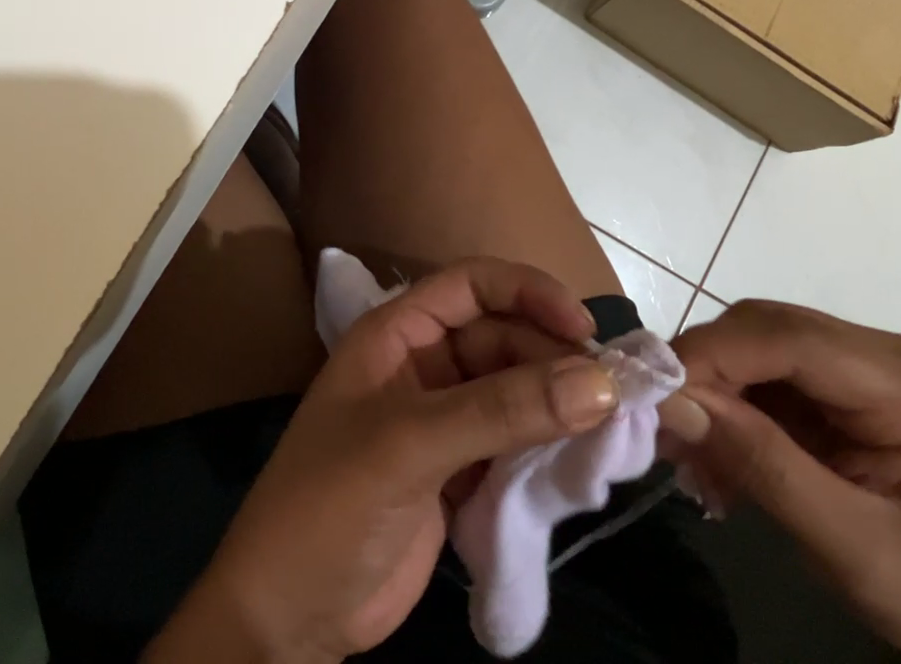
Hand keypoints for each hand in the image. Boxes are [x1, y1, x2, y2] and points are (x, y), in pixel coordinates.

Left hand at [144, 259, 620, 663]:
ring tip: (609, 429)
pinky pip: (516, 439)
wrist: (291, 615)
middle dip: (554, 359)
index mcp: (395, 337)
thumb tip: (600, 381)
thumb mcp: (407, 446)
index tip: (583, 330)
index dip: (528, 293)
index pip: (471, 286)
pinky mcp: (460, 471)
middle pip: (505, 339)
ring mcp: (443, 421)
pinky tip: (581, 460)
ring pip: (516, 390)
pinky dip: (549, 445)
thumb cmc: (329, 507)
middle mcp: (423, 368)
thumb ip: (500, 410)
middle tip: (610, 397)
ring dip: (559, 404)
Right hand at [661, 301, 900, 663]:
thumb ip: (765, 465)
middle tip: (660, 427)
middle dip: (705, 369)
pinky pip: (760, 368)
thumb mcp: (846, 544)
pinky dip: (724, 402)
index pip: (797, 342)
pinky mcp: (839, 378)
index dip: (717, 354)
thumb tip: (676, 402)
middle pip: (771, 329)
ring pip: (755, 340)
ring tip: (683, 448)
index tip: (653, 392)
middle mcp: (893, 358)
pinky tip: (711, 448)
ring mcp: (865, 363)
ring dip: (709, 387)